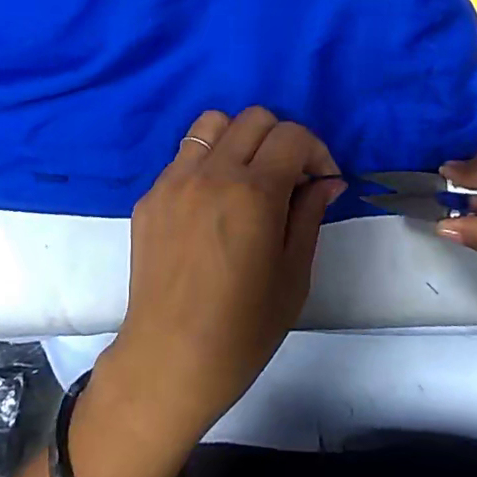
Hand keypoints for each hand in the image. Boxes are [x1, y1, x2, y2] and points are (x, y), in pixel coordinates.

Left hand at [70, 108, 344, 476]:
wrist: (170, 358)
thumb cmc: (242, 329)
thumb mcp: (293, 275)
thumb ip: (310, 215)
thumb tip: (327, 180)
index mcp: (253, 193)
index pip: (292, 135)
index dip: (316, 151)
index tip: (322, 182)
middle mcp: (211, 173)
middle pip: (254, 118)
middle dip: (282, 139)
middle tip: (290, 178)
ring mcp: (174, 180)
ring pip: (213, 123)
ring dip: (240, 138)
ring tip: (248, 175)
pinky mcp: (150, 195)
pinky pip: (184, 155)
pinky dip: (207, 161)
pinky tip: (213, 201)